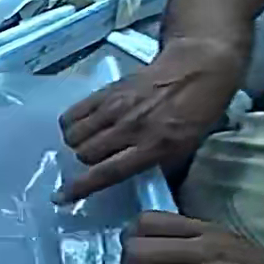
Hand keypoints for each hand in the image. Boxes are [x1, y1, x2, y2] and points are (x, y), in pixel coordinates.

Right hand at [57, 37, 247, 201]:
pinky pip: (71, 116)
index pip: (108, 172)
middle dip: (87, 161)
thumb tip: (137, 182)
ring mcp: (114, 109)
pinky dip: (71, 125)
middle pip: (85, 154)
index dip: (81, 187)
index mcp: (157, 145)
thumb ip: (161, 163)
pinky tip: (82, 126)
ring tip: (89, 141)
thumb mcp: (191, 143)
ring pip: (74, 137)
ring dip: (78, 144)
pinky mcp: (103, 94)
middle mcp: (131, 129)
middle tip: (98, 158)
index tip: (62, 197)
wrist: (199, 66)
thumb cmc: (201, 109)